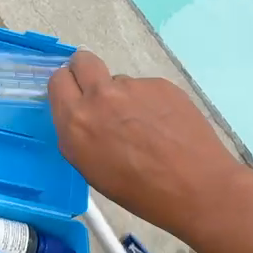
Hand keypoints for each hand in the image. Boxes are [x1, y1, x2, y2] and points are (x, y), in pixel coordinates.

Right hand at [49, 50, 252, 236]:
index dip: (66, 87)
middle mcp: (100, 97)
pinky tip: (165, 126)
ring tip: (145, 127)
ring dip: (124, 96)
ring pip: (118, 80)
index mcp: (76, 122)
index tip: (74, 96)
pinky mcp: (160, 84)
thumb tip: (81, 117)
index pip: (57, 81)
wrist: (195, 187)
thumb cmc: (138, 191)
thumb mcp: (91, 168)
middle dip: (85, 71)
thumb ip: (78, 134)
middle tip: (99, 94)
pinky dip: (150, 102)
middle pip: (82, 61)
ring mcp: (133, 87)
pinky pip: (146, 88)